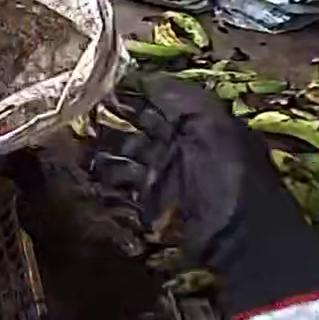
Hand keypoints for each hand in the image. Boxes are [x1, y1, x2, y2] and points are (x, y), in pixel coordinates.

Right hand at [95, 74, 318, 318]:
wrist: (241, 244)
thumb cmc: (228, 181)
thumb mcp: (213, 130)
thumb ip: (181, 99)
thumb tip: (145, 75)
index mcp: (198, 123)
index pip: (157, 98)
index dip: (130, 90)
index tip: (97, 85)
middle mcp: (180, 144)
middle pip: (138, 124)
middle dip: (110, 118)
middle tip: (77, 114)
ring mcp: (165, 174)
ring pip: (126, 153)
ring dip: (104, 149)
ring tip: (79, 148)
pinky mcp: (152, 202)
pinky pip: (125, 184)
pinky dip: (108, 179)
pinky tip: (92, 175)